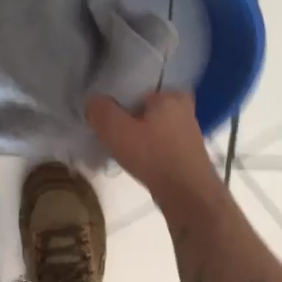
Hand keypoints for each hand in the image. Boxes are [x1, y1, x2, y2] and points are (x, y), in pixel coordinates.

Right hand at [86, 92, 220, 205]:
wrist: (187, 193)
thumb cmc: (152, 156)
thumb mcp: (115, 130)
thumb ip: (100, 110)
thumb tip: (93, 100)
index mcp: (170, 95)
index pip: (136, 88)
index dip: (116, 102)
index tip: (105, 117)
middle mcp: (184, 108)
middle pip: (143, 107)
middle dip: (127, 118)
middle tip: (110, 132)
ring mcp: (188, 130)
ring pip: (152, 124)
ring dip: (137, 134)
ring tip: (121, 147)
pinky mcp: (187, 149)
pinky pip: (160, 140)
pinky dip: (148, 147)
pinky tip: (137, 159)